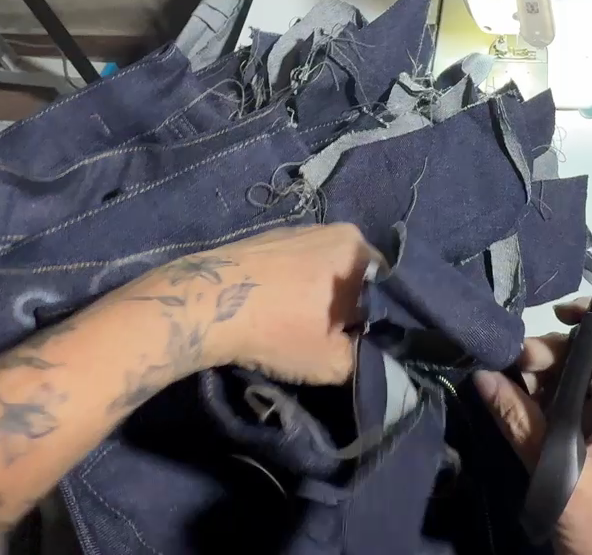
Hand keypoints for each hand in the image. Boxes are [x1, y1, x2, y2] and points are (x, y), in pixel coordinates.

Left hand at [142, 223, 376, 384]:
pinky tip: (275, 312)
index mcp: (356, 246)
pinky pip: (296, 265)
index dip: (378, 319)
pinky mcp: (267, 239)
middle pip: (355, 276)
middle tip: (331, 339)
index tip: (363, 343)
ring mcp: (297, 230)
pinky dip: (294, 287)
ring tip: (299, 327)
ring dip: (320, 297)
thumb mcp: (333, 362)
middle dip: (347, 307)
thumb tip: (380, 359)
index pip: (387, 287)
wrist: (205, 305)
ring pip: (324, 271)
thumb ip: (369, 362)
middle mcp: (332, 229)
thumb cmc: (278, 328)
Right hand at [473, 301, 591, 554]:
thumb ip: (522, 424)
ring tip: (504, 382)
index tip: (560, 314)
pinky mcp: (588, 443)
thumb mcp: (564, 476)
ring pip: (570, 378)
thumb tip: (483, 376)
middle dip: (549, 350)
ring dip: (537, 374)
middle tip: (512, 362)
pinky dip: (536, 399)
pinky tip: (507, 398)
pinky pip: (561, 406)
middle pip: (589, 353)